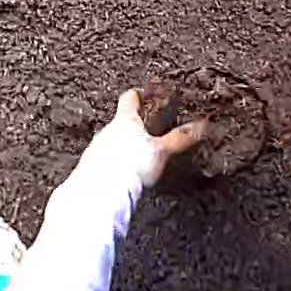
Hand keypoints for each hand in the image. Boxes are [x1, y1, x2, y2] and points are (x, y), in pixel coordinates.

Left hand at [79, 89, 209, 187]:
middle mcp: (107, 130)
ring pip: (110, 141)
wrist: (97, 195)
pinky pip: (102, 161)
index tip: (145, 95)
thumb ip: (180, 138)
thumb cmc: (128, 167)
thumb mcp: (161, 151)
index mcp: (125, 120)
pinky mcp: (89, 169)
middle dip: (133, 126)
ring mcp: (96, 149)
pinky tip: (121, 177)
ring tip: (136, 158)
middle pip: (120, 121)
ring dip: (121, 147)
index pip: (130, 98)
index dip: (139, 95)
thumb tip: (201, 126)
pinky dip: (112, 165)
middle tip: (148, 131)